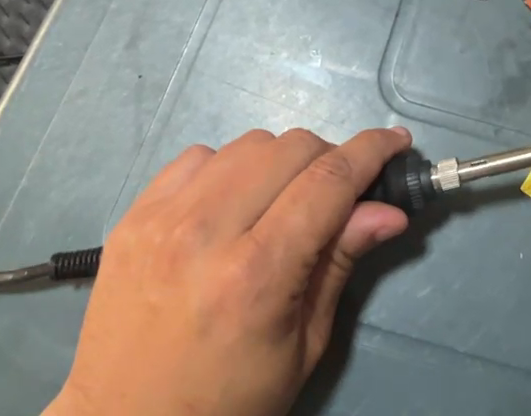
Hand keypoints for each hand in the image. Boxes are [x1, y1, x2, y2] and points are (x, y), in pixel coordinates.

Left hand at [48, 126, 412, 415]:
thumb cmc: (227, 401)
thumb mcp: (302, 346)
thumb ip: (340, 263)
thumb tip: (389, 210)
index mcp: (257, 275)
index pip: (329, 182)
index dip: (371, 151)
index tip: (396, 142)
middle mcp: (208, 232)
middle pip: (292, 148)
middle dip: (328, 159)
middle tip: (335, 193)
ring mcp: (163, 218)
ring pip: (248, 144)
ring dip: (279, 161)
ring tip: (280, 201)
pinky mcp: (134, 215)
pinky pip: (198, 156)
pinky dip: (228, 168)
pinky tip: (230, 204)